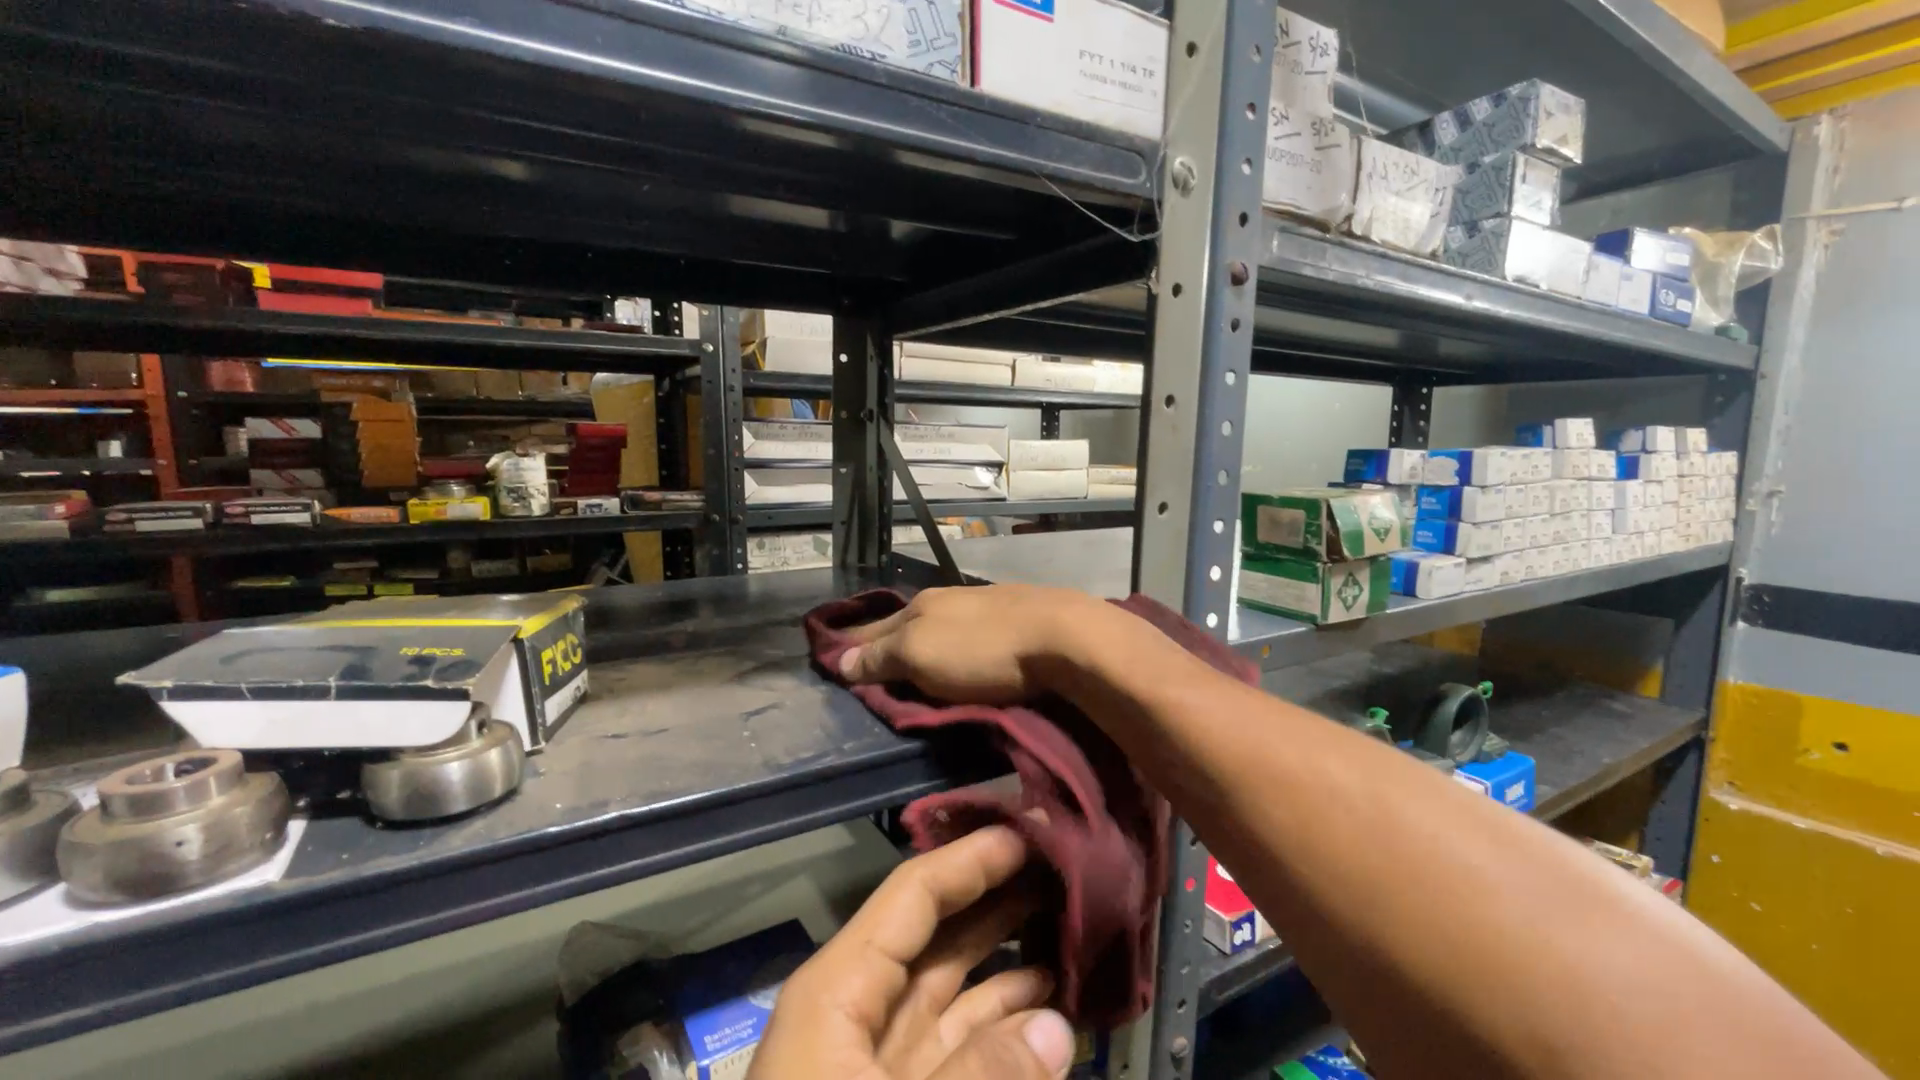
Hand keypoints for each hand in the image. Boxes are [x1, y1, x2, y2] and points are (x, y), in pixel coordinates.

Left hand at [750, 826, 1075, 1079]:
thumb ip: (979, 1076)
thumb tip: (1055, 1024)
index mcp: (840, 992)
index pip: (911, 898)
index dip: (970, 859)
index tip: (1030, 831)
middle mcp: (862, 1014)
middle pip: (938, 937)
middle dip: (999, 901)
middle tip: (1066, 870)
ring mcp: (883, 1064)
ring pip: (956, 993)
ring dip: (1012, 964)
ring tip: (1072, 931)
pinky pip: (965, 1052)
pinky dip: (1008, 1030)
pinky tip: (1053, 1013)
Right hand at [838, 585, 1110, 704]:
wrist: (1065, 639)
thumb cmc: (984, 650)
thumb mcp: (920, 655)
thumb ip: (882, 657)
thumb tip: (841, 658)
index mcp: (920, 606)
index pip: (871, 628)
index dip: (849, 647)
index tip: (830, 662)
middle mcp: (948, 600)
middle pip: (904, 626)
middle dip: (883, 646)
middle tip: (865, 672)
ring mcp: (984, 608)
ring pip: (939, 630)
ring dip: (921, 647)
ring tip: (908, 670)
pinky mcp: (1016, 623)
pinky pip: (969, 639)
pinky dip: (953, 651)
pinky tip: (958, 661)